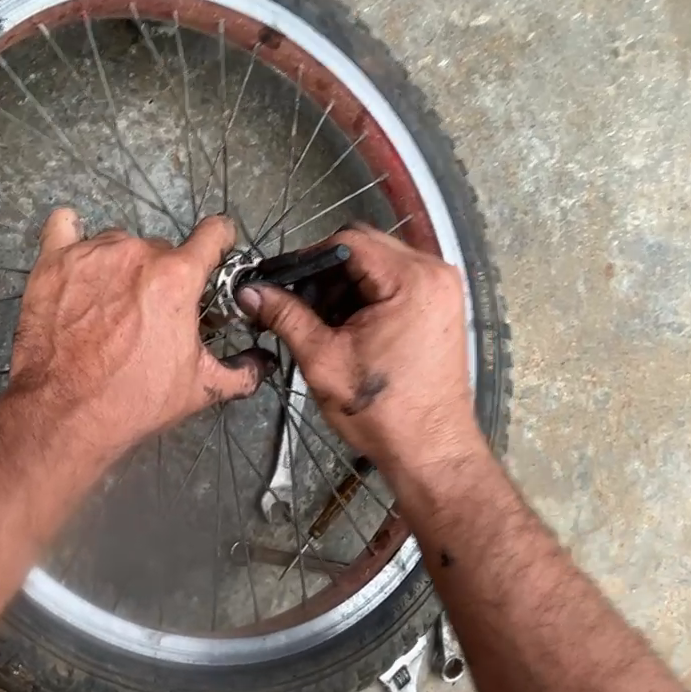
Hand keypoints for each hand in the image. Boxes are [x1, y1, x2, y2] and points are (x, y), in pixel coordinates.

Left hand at [5, 209, 267, 462]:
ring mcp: (90, 255)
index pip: (213, 233)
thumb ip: (242, 372)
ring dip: (120, 267)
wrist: (65, 413)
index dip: (219, 242)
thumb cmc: (132, 401)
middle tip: (150, 314)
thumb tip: (262, 364)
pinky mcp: (52, 263)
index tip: (214, 252)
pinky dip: (72, 237)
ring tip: (109, 306)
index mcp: (177, 278)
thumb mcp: (199, 389)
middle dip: (162, 276)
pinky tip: (76, 259)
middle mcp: (135, 255)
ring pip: (117, 244)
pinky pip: (64, 227)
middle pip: (161, 249)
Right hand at [236, 226, 483, 471]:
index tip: (277, 283)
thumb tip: (249, 292)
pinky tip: (344, 327)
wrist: (428, 449)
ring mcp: (441, 289)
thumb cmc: (379, 410)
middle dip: (324, 274)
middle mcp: (434, 273)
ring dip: (342, 287)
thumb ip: (285, 316)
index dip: (306, 258)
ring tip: (318, 322)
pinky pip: (393, 283)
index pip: (348, 242)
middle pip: (365, 248)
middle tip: (294, 305)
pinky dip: (363, 297)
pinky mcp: (439, 307)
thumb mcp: (322, 359)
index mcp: (411, 280)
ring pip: (377, 265)